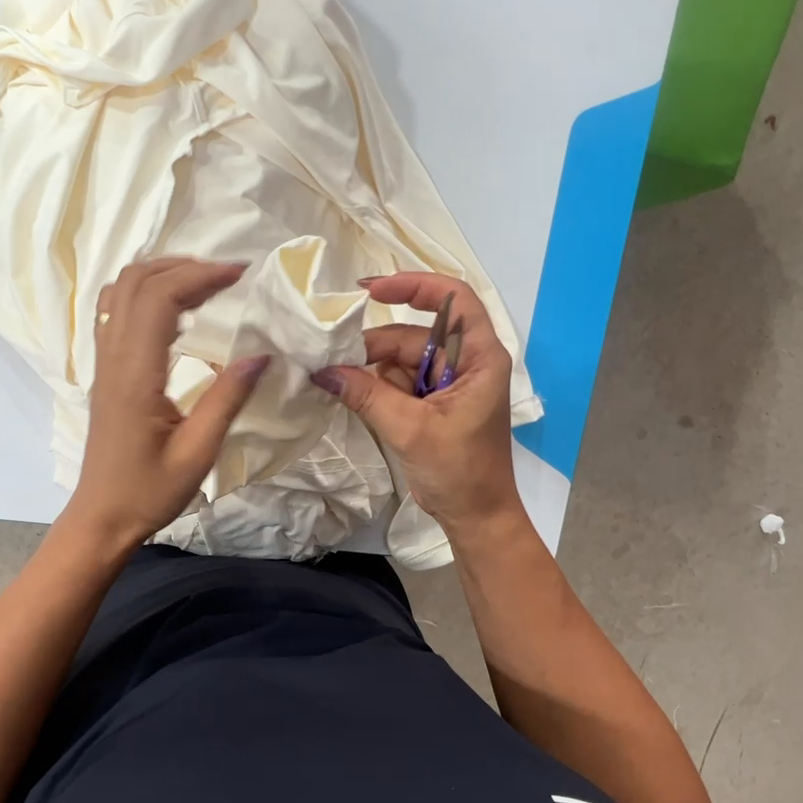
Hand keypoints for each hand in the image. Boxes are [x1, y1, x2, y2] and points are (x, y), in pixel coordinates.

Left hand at [64, 258, 269, 549]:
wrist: (103, 517)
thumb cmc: (149, 492)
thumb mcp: (197, 453)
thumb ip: (226, 399)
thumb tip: (261, 354)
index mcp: (135, 376)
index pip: (160, 299)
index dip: (200, 276)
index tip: (241, 275)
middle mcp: (113, 359)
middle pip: (136, 282)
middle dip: (184, 267)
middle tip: (227, 278)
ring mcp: (104, 363)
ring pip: (120, 291)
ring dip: (161, 275)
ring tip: (204, 284)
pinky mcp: (105, 372)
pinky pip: (115, 312)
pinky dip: (145, 294)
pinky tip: (175, 310)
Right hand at [310, 272, 521, 536]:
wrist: (474, 516)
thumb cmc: (459, 471)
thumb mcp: (410, 430)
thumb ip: (367, 395)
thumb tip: (323, 371)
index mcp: (479, 358)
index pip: (452, 300)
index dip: (413, 286)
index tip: (370, 290)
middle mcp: (465, 363)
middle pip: (413, 336)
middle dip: (374, 349)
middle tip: (331, 361)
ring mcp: (446, 385)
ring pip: (399, 362)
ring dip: (371, 374)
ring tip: (339, 386)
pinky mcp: (431, 405)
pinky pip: (397, 385)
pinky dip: (375, 390)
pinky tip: (352, 398)